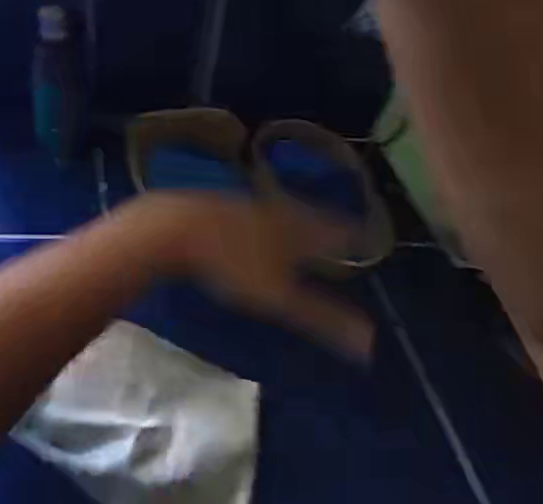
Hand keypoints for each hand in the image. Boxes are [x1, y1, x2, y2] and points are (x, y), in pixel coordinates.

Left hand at [119, 192, 374, 362]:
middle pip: (307, 214)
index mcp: (295, 227)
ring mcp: (243, 201)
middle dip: (324, 223)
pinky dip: (266, 215)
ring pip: (279, 208)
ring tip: (305, 223)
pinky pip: (252, 208)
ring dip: (295, 216)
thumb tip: (368, 342)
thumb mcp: (278, 297)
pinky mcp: (218, 202)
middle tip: (340, 228)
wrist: (174, 226)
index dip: (352, 235)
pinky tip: (256, 222)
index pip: (334, 230)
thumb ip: (321, 317)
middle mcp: (274, 208)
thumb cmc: (231, 262)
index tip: (367, 236)